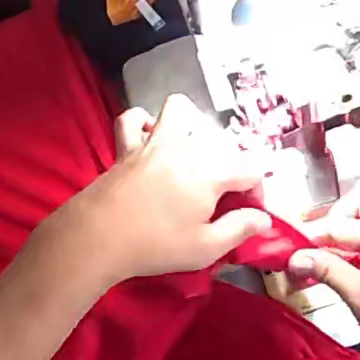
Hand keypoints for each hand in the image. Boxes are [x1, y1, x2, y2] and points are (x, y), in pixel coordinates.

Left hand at [39, 94, 271, 286]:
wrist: (97, 237)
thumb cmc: (155, 245)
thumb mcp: (205, 248)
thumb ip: (239, 229)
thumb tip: (262, 219)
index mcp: (212, 172)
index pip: (251, 172)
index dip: (256, 194)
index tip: (248, 215)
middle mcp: (187, 147)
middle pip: (221, 144)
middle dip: (229, 167)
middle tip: (220, 199)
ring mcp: (154, 141)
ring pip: (179, 110)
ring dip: (191, 126)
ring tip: (192, 154)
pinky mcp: (127, 146)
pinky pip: (133, 119)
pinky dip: (142, 122)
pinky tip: (149, 138)